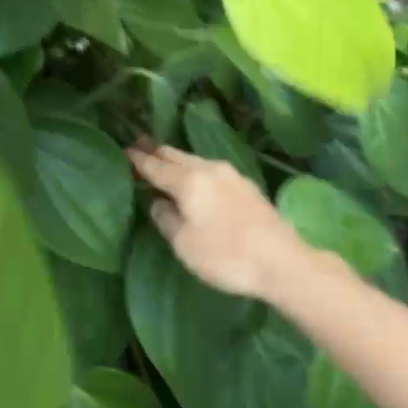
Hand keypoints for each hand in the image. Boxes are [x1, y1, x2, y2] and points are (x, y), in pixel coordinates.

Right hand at [127, 143, 321, 300]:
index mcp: (189, 181)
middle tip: (141, 146)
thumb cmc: (226, 255)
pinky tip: (197, 180)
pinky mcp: (246, 185)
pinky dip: (196, 171)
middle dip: (158, 152)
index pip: (157, 166)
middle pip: (176, 156)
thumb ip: (166, 220)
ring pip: (195, 161)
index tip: (126, 150)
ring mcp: (230, 175)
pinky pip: (211, 171)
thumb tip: (158, 202)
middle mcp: (209, 168)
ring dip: (178, 161)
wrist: (281, 261)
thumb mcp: (185, 245)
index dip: (139, 160)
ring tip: (166, 162)